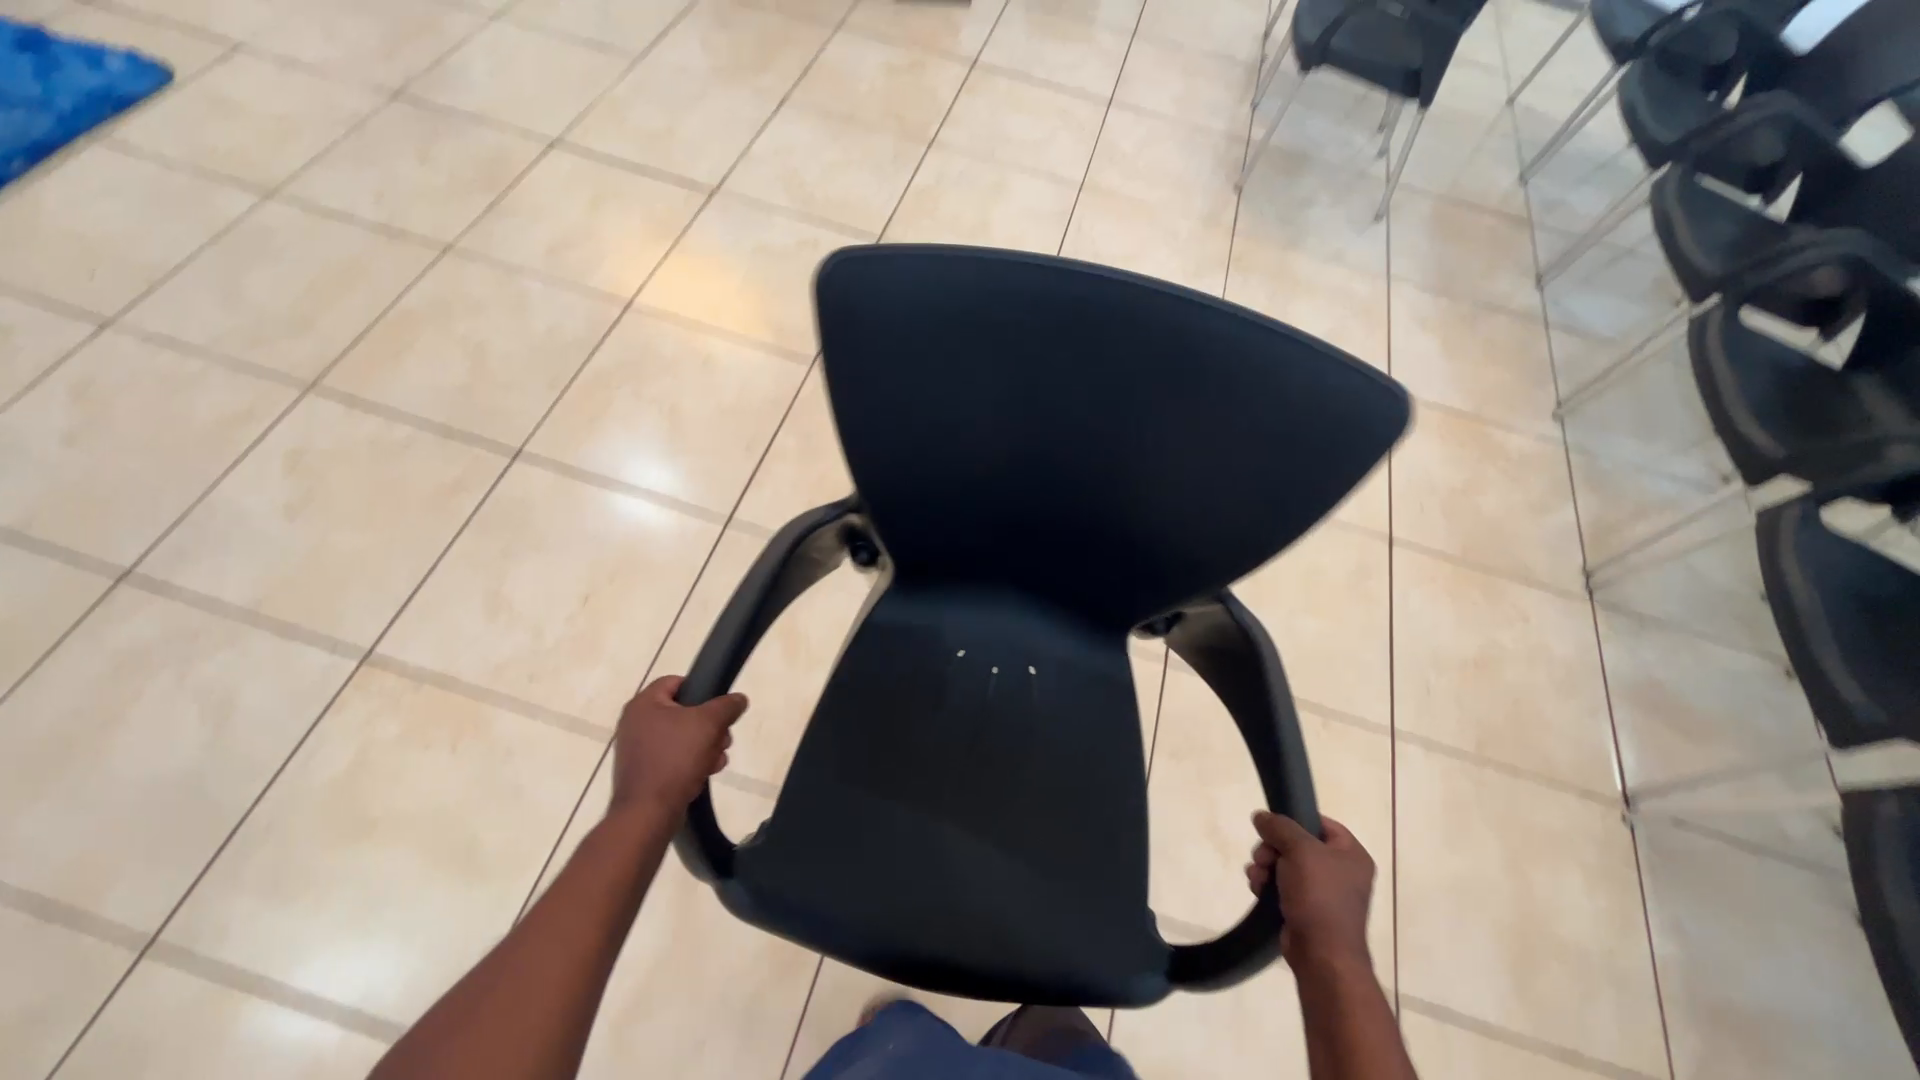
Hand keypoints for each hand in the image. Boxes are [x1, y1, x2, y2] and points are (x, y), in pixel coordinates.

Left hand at [609, 676, 747, 819]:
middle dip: (709, 725)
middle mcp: (635, 723)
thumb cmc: (675, 759)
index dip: (702, 689)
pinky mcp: (643, 772)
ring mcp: (637, 749)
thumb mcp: (708, 724)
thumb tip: (739, 699)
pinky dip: (690, 762)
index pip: (676, 681)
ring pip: (682, 737)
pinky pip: (673, 758)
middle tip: (723, 739)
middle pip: (683, 712)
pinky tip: (705, 773)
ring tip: (717, 760)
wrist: (648, 812)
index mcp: (644, 704)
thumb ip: (727, 706)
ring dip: (705, 745)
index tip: (719, 707)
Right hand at [1245, 811, 1374, 968]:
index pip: (1321, 823)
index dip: (1295, 821)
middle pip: (1297, 844)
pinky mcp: (1304, 909)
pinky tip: (1258, 890)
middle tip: (1262, 858)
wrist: (1322, 954)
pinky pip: (1281, 885)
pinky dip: (1267, 885)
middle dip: (1272, 849)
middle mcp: (1340, 871)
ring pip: (1284, 864)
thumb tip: (1261, 816)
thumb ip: (1280, 827)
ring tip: (1257, 878)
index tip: (1272, 827)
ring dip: (1265, 867)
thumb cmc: (1319, 896)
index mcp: (1351, 854)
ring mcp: (1322, 892)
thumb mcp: (1301, 851)